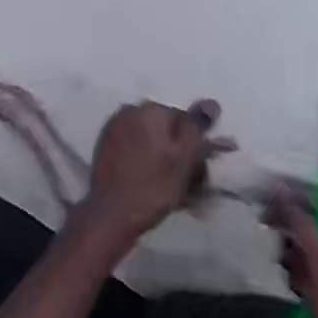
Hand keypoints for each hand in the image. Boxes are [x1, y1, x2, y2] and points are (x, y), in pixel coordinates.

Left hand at [79, 99, 230, 242]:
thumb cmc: (153, 186)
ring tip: (176, 193)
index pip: (186, 122)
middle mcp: (130, 112)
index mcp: (151, 110)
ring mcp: (114, 130)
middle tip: (192, 186)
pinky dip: (147, 165)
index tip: (201, 173)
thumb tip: (211, 103)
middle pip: (167, 132)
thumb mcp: (184, 157)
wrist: (110, 214)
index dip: (197, 148)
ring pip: (151, 143)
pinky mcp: (105, 149)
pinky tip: (154, 188)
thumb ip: (197, 127)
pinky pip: (135, 152)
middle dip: (181, 156)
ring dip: (166, 163)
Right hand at [268, 187, 317, 317]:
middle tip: (270, 231)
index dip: (301, 196)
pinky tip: (296, 291)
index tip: (270, 195)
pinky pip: (316, 279)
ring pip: (314, 255)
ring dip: (296, 259)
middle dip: (295, 231)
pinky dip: (302, 280)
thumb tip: (279, 187)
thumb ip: (301, 224)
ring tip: (291, 273)